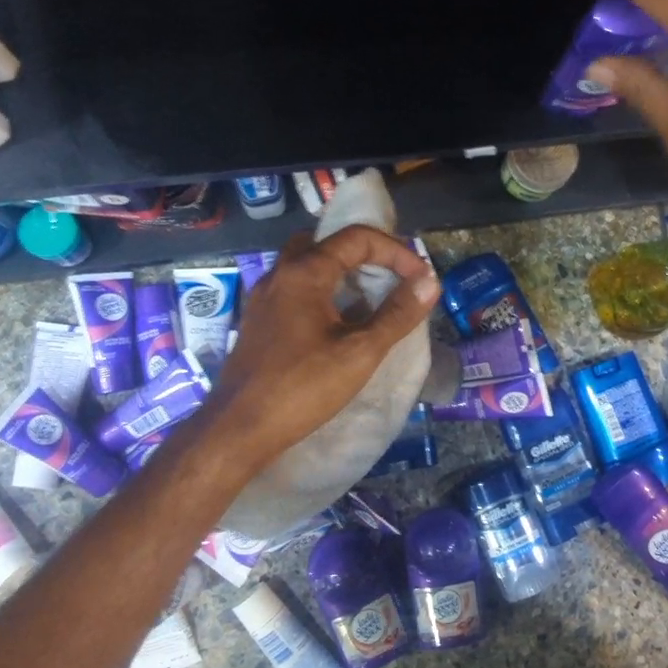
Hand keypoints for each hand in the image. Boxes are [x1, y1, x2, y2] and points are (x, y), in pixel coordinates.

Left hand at [198, 225, 438, 468]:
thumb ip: (398, 314)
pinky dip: (324, 292)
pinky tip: (339, 324)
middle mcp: (279, 275)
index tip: (420, 279)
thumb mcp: (360, 352)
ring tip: (372, 299)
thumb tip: (430, 282)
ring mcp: (264, 298)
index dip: (396, 252)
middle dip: (365, 253)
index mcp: (304, 273)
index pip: (357, 238)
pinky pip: (295, 289)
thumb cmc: (302, 388)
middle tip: (393, 276)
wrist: (238, 429)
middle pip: (327, 242)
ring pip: (307, 265)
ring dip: (342, 273)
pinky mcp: (258, 322)